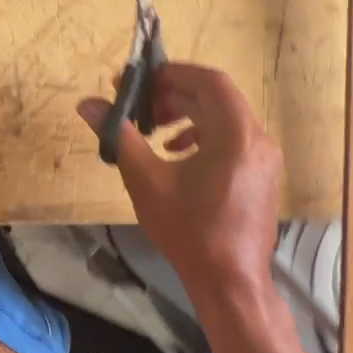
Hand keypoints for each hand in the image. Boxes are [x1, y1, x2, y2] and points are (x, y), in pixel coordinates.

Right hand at [78, 62, 281, 296]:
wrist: (229, 280)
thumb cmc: (187, 229)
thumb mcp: (145, 180)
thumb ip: (118, 135)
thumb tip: (88, 104)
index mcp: (235, 135)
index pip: (210, 81)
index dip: (175, 72)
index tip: (142, 79)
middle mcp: (258, 140)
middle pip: (217, 97)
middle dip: (175, 94)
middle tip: (140, 105)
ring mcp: (265, 159)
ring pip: (225, 118)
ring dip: (187, 114)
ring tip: (153, 130)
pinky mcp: (262, 176)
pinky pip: (232, 139)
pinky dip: (202, 135)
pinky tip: (176, 154)